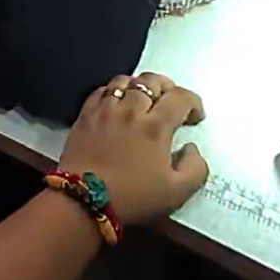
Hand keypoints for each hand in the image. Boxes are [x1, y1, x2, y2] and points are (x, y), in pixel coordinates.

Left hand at [56, 72, 209, 225]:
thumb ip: (195, 168)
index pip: (180, 97)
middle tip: (171, 103)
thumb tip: (191, 147)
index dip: (193, 102)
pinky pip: (101, 90)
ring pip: (124, 80)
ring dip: (139, 86)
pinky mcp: (85, 114)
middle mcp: (130, 110)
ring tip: (143, 100)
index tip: (195, 117)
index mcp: (155, 126)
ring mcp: (105, 109)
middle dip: (168, 87)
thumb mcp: (176, 193)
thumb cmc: (133, 197)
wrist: (83, 199)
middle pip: (151, 81)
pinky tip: (117, 104)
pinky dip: (114, 91)